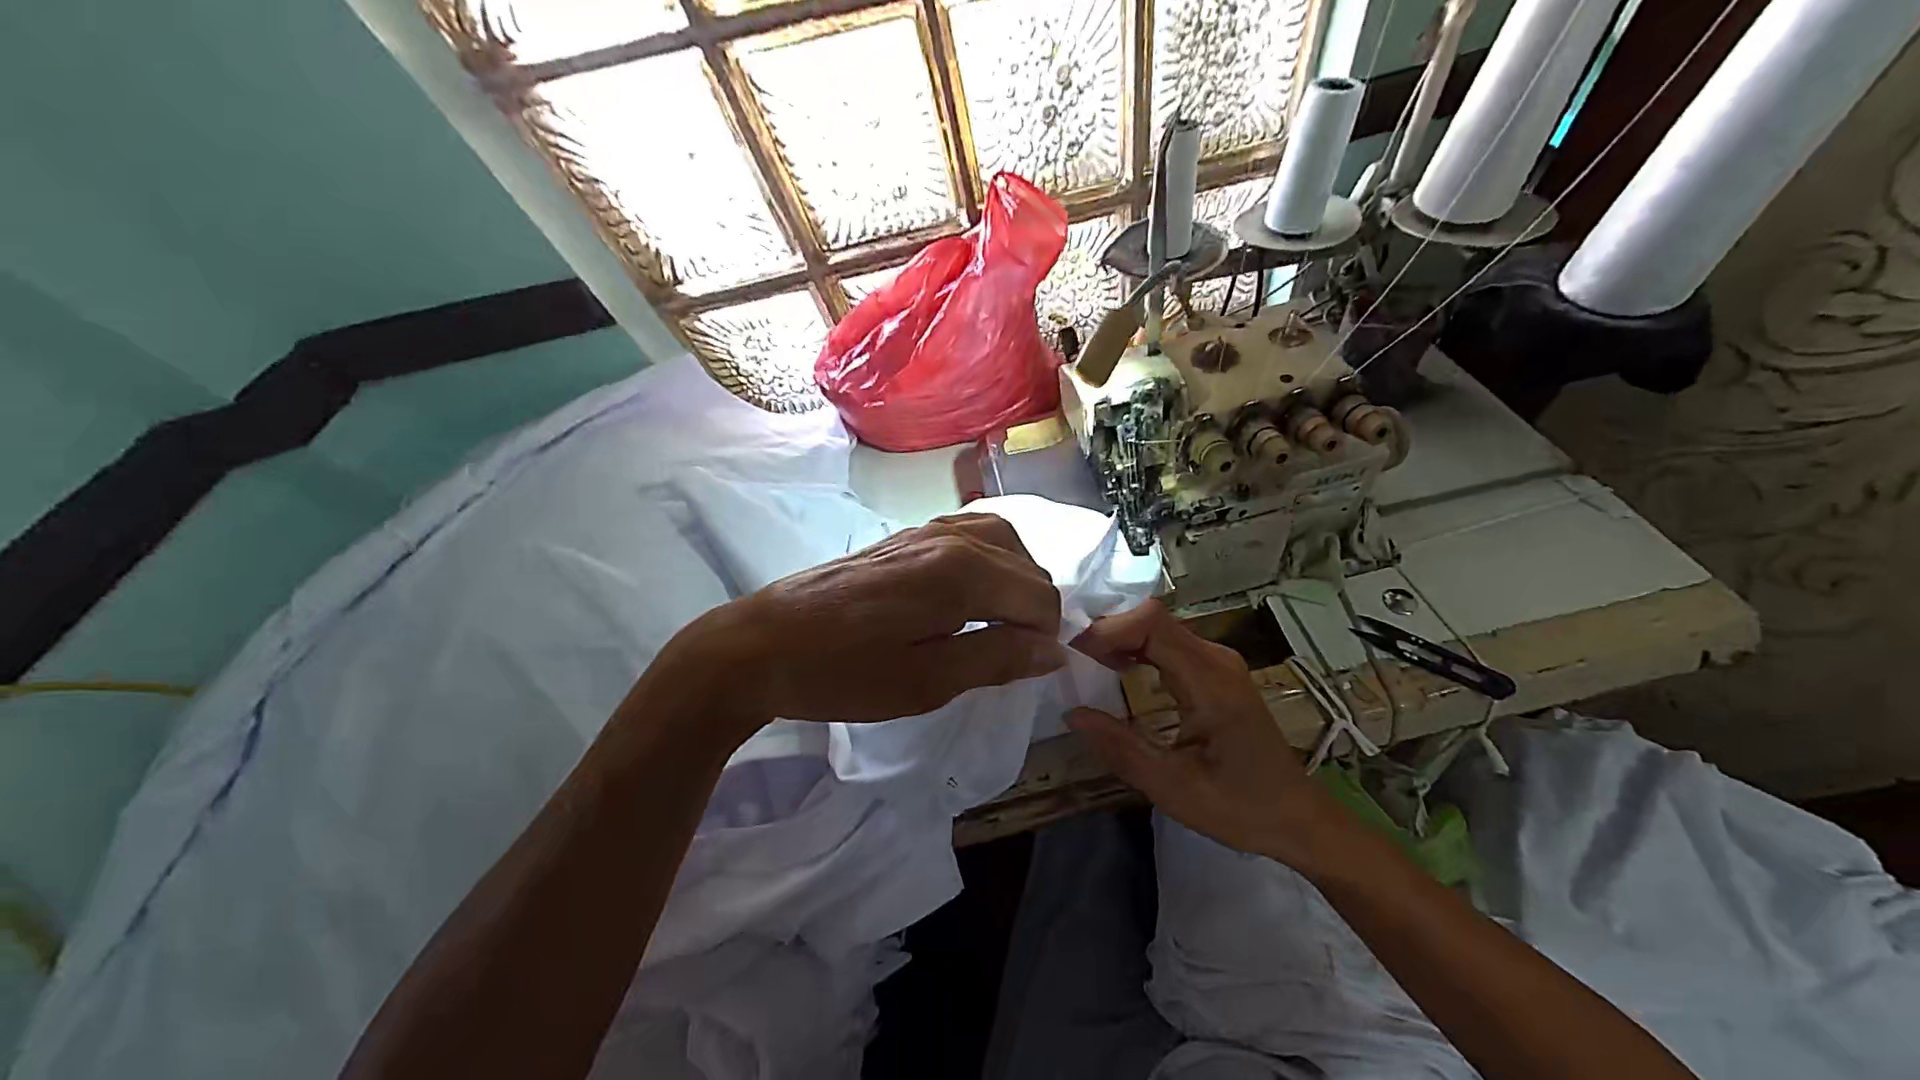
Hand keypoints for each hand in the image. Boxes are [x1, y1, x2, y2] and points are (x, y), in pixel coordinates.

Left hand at [662, 513, 1065, 734]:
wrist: (763, 644)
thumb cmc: (843, 672)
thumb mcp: (926, 682)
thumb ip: (997, 658)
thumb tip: (1053, 650)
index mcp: (963, 571)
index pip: (1041, 597)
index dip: (1045, 638)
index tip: (1023, 671)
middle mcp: (952, 538)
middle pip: (1028, 567)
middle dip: (1033, 612)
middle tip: (1007, 656)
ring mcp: (926, 529)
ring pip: (1004, 543)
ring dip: (1014, 583)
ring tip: (994, 626)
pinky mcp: (905, 535)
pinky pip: (971, 535)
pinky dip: (989, 562)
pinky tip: (968, 596)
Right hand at [1068, 601, 1345, 870]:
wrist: (1297, 818)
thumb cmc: (1240, 808)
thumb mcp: (1172, 787)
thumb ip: (1121, 748)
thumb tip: (1073, 714)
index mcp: (1211, 683)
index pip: (1153, 625)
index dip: (1109, 629)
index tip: (1074, 651)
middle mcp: (1217, 660)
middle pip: (1154, 619)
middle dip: (1108, 631)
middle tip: (1069, 655)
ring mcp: (1219, 663)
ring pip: (1160, 628)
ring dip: (1120, 638)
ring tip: (1084, 661)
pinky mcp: (1217, 673)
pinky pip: (1170, 644)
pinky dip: (1137, 649)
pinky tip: (1116, 669)